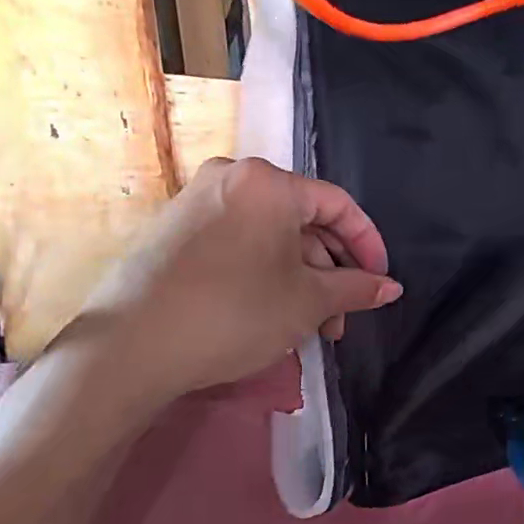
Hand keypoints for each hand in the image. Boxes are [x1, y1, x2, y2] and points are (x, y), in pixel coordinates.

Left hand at [54, 157, 401, 397]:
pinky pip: (240, 242)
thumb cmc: (235, 313)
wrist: (133, 346)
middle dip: (330, 271)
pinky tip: (273, 312)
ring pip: (271, 236)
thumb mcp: (307, 302)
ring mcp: (198, 202)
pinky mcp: (175, 230)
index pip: (338, 205)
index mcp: (268, 182)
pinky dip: (266, 273)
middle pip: (302, 220)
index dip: (368, 245)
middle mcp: (232, 177)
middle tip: (342, 316)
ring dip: (300, 278)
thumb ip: (356, 288)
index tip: (380, 281)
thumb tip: (390, 287)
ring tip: (311, 326)